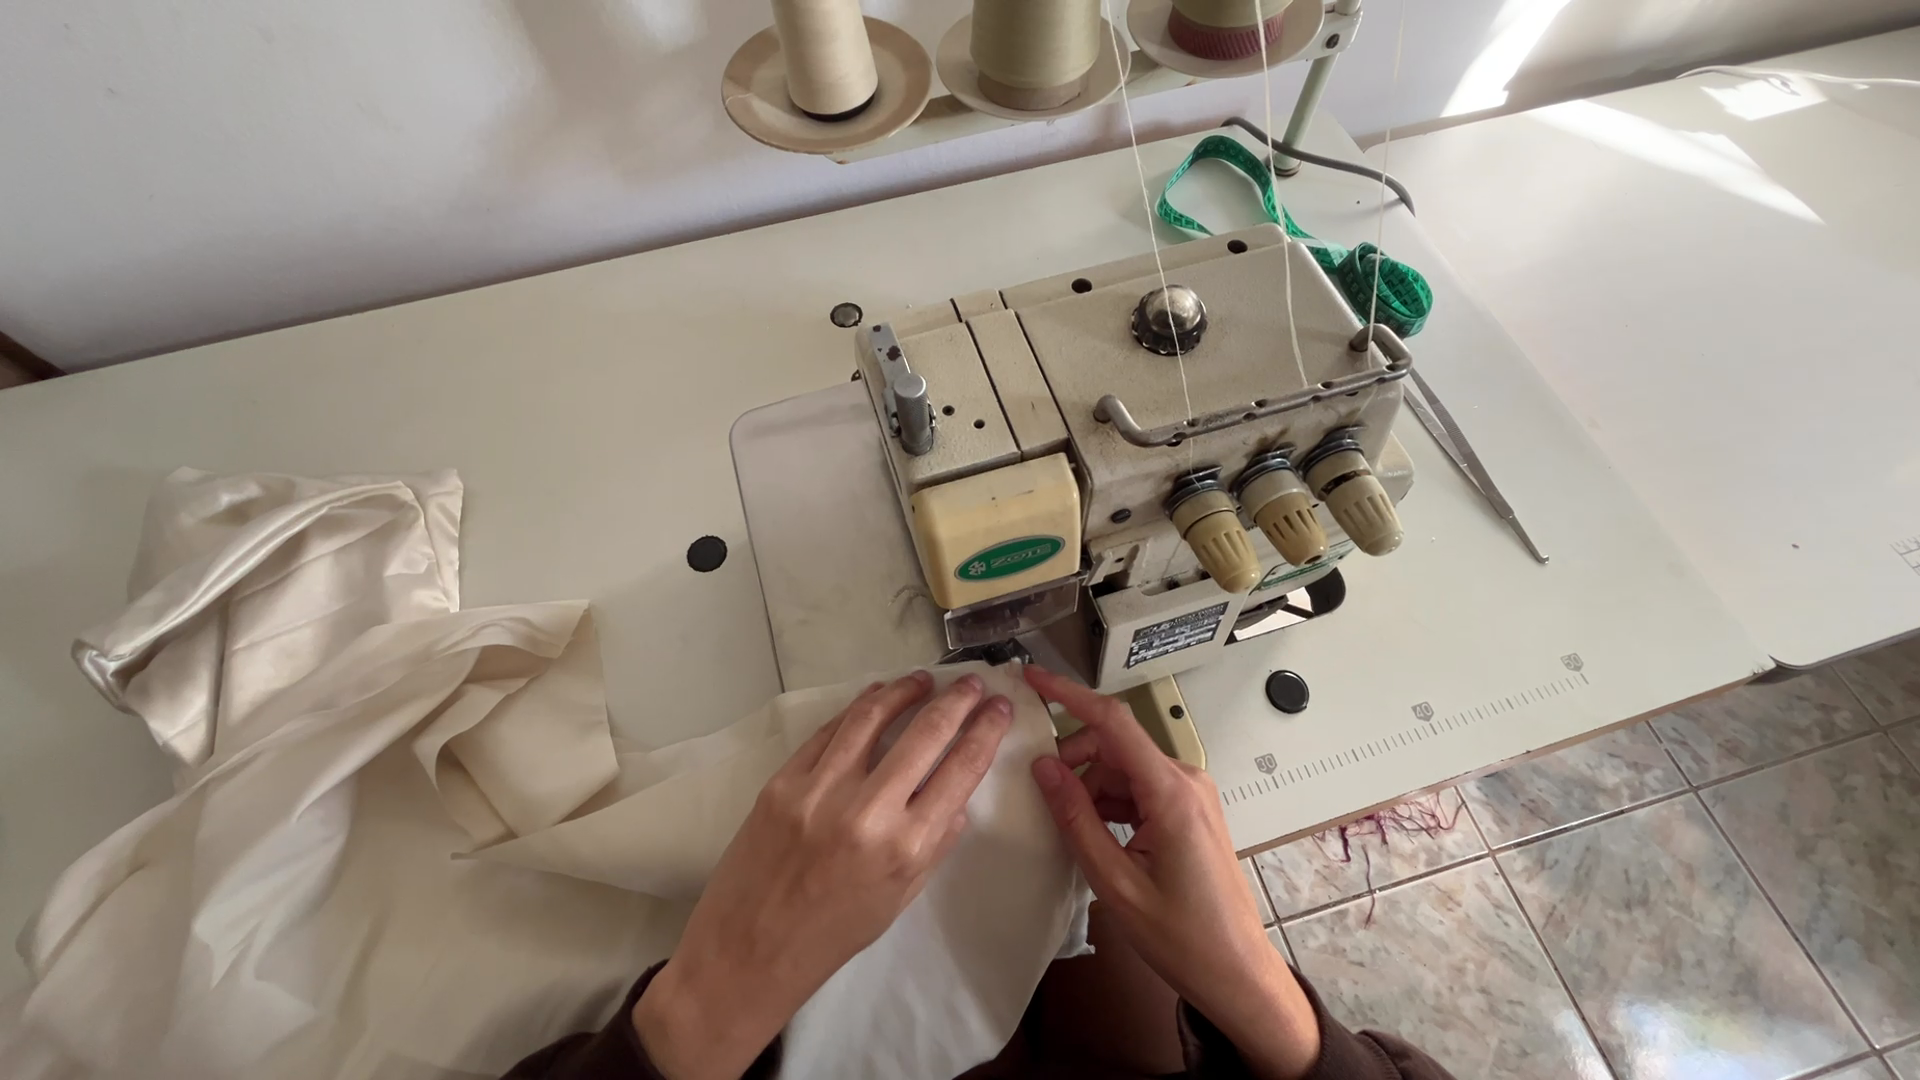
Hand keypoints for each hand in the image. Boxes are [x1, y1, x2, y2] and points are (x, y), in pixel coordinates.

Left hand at [632, 671, 1013, 1079]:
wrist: (746, 951)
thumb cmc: (834, 934)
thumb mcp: (900, 898)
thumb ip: (935, 843)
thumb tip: (960, 793)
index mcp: (905, 847)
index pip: (961, 770)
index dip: (987, 731)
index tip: (999, 707)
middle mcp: (867, 812)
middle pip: (925, 733)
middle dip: (957, 700)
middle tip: (972, 682)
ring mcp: (819, 790)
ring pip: (872, 716)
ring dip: (904, 690)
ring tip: (922, 679)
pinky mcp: (782, 780)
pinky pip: (829, 731)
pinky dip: (858, 707)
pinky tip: (875, 696)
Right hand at [1024, 666, 1320, 1079]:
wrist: (1240, 977)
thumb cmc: (1182, 938)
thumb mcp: (1115, 882)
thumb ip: (1076, 819)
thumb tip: (1043, 767)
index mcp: (1170, 791)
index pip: (1113, 721)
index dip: (1068, 694)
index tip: (1032, 677)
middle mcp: (1184, 779)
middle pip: (1114, 746)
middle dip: (1074, 762)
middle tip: (1044, 799)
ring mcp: (1190, 793)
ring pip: (1123, 768)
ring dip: (1091, 788)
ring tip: (1073, 830)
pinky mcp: (1189, 809)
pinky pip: (1138, 788)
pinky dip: (1111, 802)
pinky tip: (1097, 834)